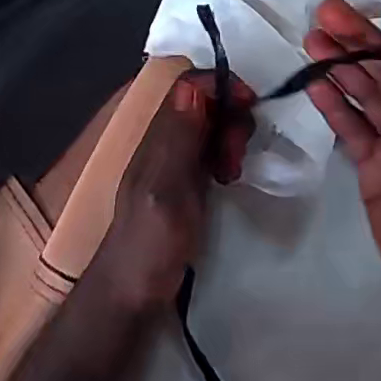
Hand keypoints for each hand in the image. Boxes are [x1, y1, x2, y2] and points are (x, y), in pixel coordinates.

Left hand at [90, 70, 255, 309]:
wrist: (130, 295)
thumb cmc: (149, 245)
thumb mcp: (165, 192)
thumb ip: (178, 140)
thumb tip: (192, 85)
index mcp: (156, 136)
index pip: (188, 85)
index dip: (220, 85)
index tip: (249, 105)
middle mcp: (165, 139)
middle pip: (205, 99)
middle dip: (230, 116)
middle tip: (235, 157)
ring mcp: (175, 158)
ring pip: (211, 122)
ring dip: (231, 136)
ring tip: (232, 172)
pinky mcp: (186, 177)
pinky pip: (212, 146)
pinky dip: (227, 153)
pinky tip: (229, 177)